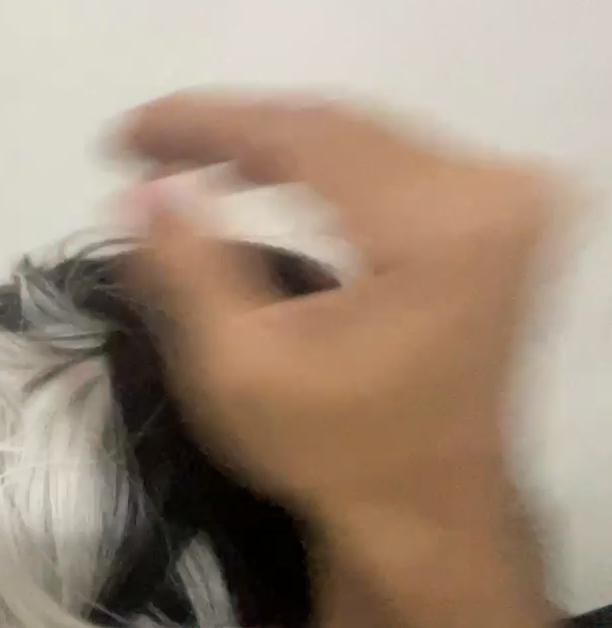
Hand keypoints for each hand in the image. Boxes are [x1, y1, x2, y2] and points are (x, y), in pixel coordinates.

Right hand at [115, 93, 565, 532]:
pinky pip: (383, 165)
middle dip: (226, 130)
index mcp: (438, 223)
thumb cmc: (321, 444)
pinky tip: (252, 177)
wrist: (420, 501)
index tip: (123, 135)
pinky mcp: (492, 222)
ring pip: (359, 140)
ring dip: (260, 145)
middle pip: (338, 126)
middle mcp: (493, 189)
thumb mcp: (232, 366)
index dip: (204, 125)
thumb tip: (136, 195)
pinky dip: (305, 166)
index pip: (307, 135)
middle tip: (136, 147)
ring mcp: (503, 202)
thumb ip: (185, 272)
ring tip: (176, 162)